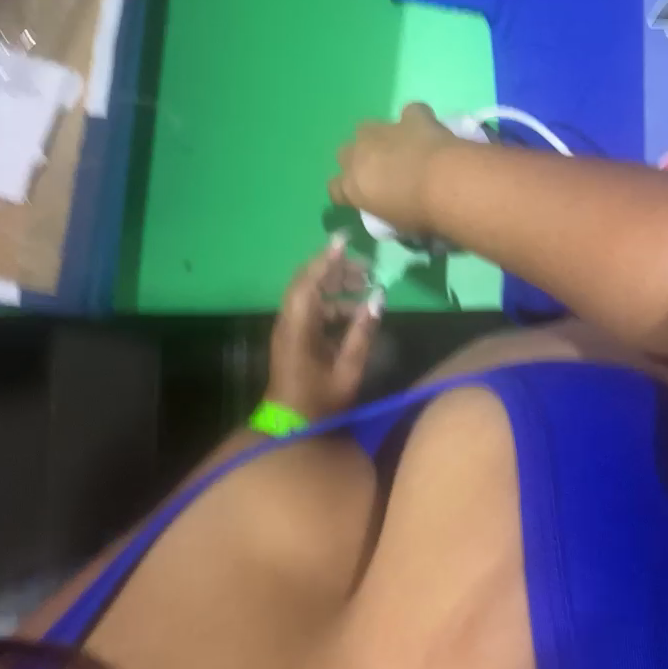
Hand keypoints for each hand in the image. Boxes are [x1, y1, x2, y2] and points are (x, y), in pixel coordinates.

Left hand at [268, 234, 379, 420]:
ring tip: (365, 284)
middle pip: (309, 283)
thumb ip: (362, 332)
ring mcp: (290, 330)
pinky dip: (334, 302)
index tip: (344, 241)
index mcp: (299, 328)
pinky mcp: (294, 338)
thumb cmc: (320, 402)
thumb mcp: (348, 369)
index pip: (310, 283)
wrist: (289, 427)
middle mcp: (290, 323)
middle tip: (366, 266)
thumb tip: (378, 298)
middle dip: (336, 269)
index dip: (326, 260)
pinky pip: (313, 309)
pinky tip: (356, 310)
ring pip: (311, 295)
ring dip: (336, 285)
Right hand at [329, 103, 460, 236]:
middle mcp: (360, 155)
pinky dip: (417, 120)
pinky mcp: (412, 119)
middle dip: (361, 160)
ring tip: (402, 149)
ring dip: (381, 138)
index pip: (335, 189)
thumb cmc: (421, 215)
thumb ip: (388, 211)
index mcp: (352, 187)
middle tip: (383, 172)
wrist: (445, 185)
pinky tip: (427, 129)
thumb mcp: (398, 223)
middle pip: (346, 153)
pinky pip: (410, 113)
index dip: (348, 192)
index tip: (364, 198)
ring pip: (368, 128)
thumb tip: (397, 208)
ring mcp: (384, 132)